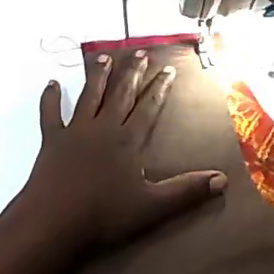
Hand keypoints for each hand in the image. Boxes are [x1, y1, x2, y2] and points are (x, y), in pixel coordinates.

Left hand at [11, 50, 227, 252]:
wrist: (54, 220)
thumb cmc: (105, 215)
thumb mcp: (153, 207)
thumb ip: (186, 191)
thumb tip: (222, 180)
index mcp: (128, 140)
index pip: (148, 107)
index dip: (159, 88)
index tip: (168, 69)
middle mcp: (103, 127)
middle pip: (120, 94)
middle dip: (132, 72)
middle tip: (140, 52)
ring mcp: (75, 130)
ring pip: (89, 96)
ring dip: (98, 76)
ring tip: (104, 57)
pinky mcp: (52, 139)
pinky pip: (50, 113)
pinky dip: (51, 97)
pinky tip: (52, 83)